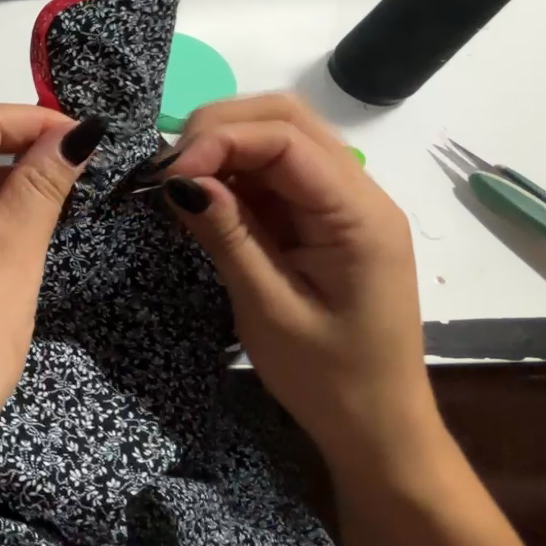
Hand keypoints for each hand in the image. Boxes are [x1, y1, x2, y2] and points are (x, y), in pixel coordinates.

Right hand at [157, 94, 440, 475]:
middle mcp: (357, 193)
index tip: (169, 175)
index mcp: (359, 215)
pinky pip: (271, 168)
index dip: (219, 140)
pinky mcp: (317, 215)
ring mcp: (338, 201)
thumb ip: (227, 235)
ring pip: (275, 134)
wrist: (376, 428)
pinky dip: (229, 169)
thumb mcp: (267, 308)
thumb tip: (178, 178)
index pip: (286, 138)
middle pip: (284, 118)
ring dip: (221, 144)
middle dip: (218, 128)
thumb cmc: (328, 378)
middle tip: (170, 171)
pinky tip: (202, 194)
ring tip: (180, 181)